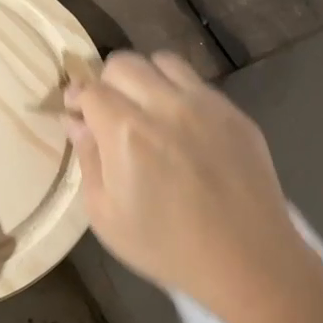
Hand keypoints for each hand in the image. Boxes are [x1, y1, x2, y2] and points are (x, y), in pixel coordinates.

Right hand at [64, 51, 322, 322]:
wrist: (248, 261)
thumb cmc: (166, 246)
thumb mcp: (106, 215)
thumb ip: (87, 160)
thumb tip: (77, 123)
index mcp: (128, 132)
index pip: (91, 89)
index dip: (76, 96)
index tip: (75, 111)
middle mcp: (166, 106)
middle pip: (124, 63)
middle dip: (106, 82)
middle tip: (107, 112)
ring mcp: (206, 105)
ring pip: (163, 61)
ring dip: (145, 78)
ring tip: (145, 108)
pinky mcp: (235, 113)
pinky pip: (197, 83)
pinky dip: (177, 92)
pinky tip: (180, 126)